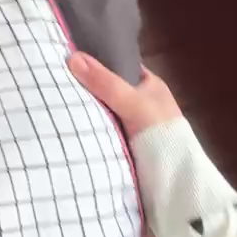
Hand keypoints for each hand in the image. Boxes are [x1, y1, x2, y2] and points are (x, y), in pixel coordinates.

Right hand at [67, 51, 181, 136]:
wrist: (174, 180)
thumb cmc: (159, 131)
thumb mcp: (131, 100)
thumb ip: (103, 81)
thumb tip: (71, 57)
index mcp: (151, 85)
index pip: (120, 64)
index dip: (100, 60)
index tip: (74, 57)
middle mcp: (144, 101)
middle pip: (110, 87)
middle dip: (91, 86)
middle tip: (63, 78)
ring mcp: (136, 124)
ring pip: (106, 108)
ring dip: (90, 107)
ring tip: (63, 97)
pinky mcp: (128, 143)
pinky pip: (104, 127)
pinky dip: (92, 125)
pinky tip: (74, 120)